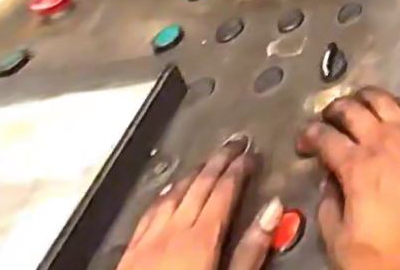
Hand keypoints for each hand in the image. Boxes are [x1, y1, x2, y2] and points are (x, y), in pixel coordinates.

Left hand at [117, 134, 284, 269]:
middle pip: (199, 184)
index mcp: (201, 237)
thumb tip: (273, 207)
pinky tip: (167, 193)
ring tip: (207, 162)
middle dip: (219, 160)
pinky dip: (163, 196)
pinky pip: (147, 215)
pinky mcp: (126, 259)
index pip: (225, 189)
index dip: (241, 167)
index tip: (253, 153)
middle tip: (235, 142)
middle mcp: (172, 232)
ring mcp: (145, 244)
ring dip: (192, 173)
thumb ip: (251, 249)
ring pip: (172, 194)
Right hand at [296, 88, 399, 269]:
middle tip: (327, 116)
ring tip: (356, 102)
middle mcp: (380, 137)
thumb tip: (327, 185)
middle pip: (352, 108)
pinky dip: (395, 102)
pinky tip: (392, 108)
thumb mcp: (345, 247)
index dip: (310, 135)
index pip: (326, 137)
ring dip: (364, 97)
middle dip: (334, 109)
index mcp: (356, 164)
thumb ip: (329, 212)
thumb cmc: (394, 247)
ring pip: (381, 97)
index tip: (303, 140)